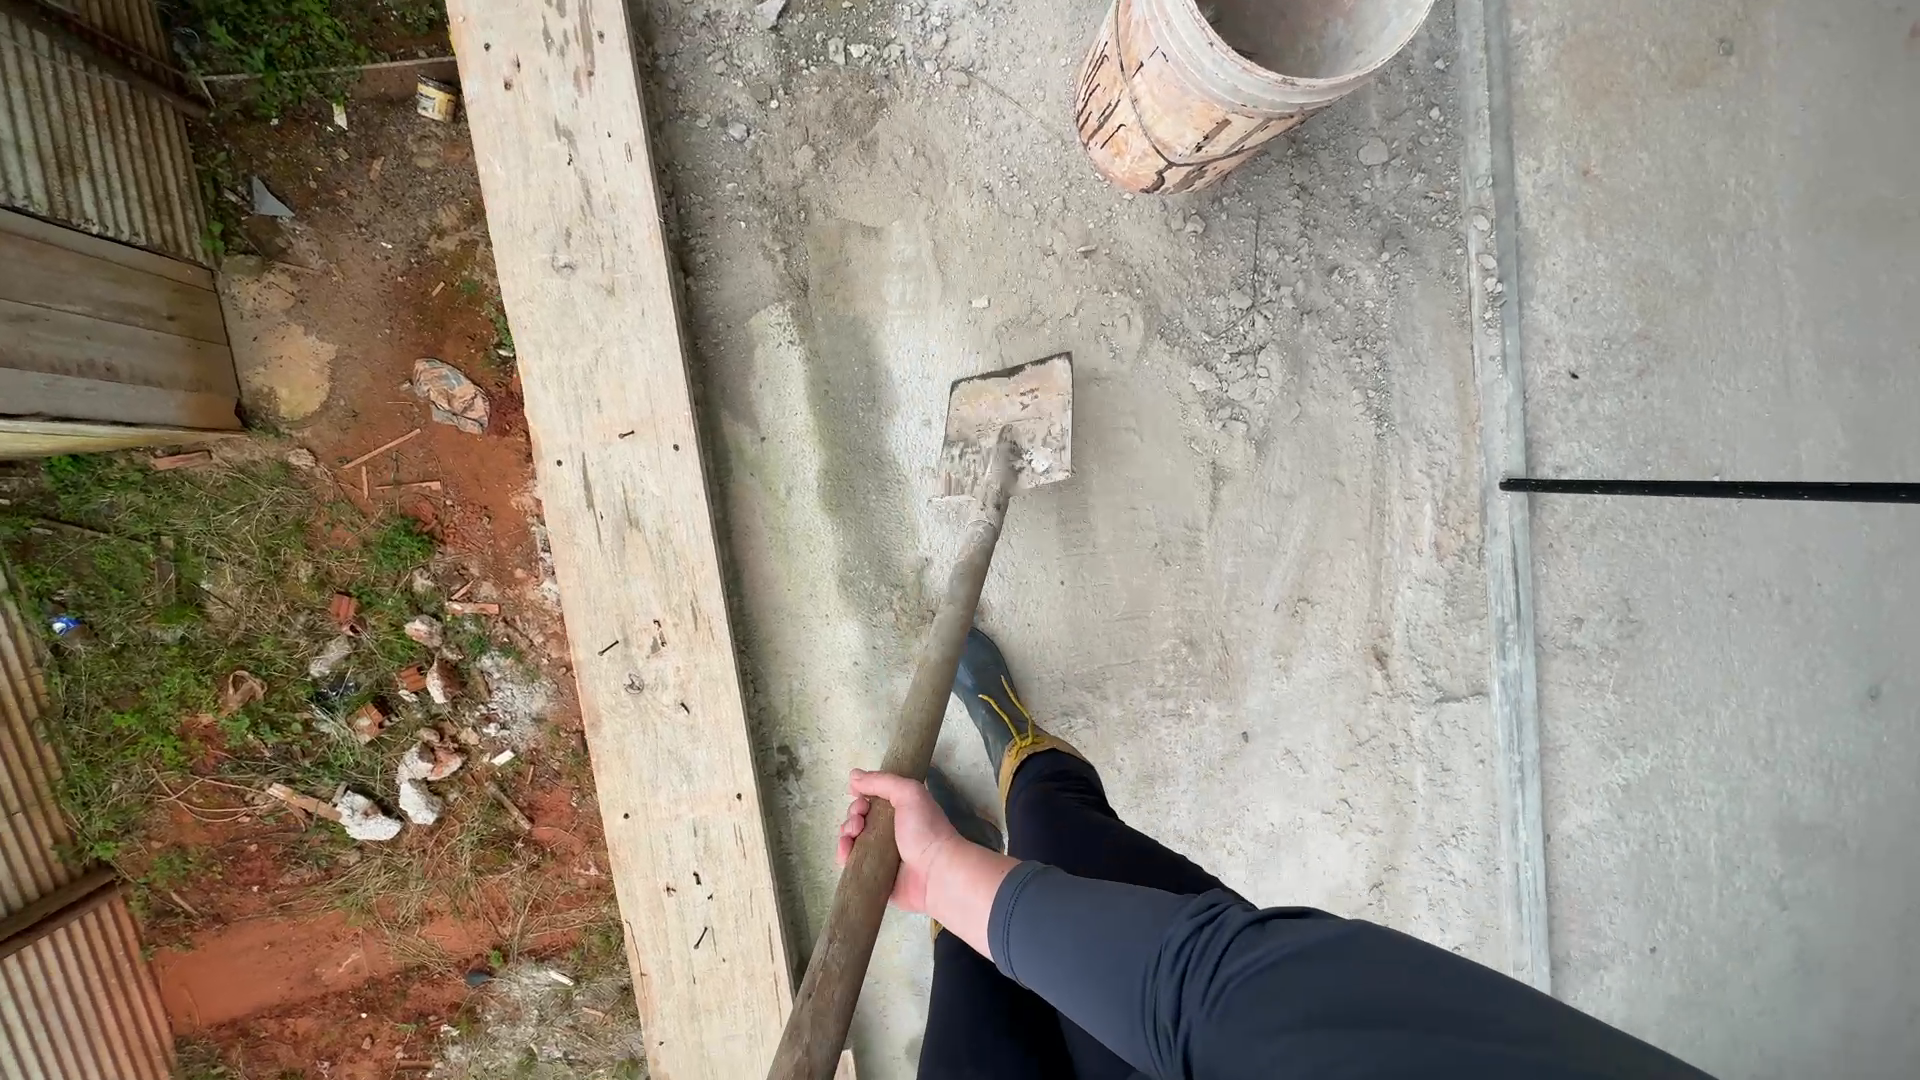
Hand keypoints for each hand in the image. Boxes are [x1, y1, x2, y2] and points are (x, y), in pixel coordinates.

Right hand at [836, 769, 961, 914]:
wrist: (936, 873)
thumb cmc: (925, 829)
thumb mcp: (908, 793)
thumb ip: (881, 781)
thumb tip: (853, 775)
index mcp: (900, 809)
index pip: (872, 799)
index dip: (862, 796)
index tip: (859, 798)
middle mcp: (890, 829)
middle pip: (860, 818)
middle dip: (853, 815)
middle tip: (859, 822)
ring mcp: (881, 853)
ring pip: (853, 839)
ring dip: (845, 833)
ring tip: (852, 836)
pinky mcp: (874, 874)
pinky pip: (853, 862)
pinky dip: (844, 855)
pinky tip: (845, 853)